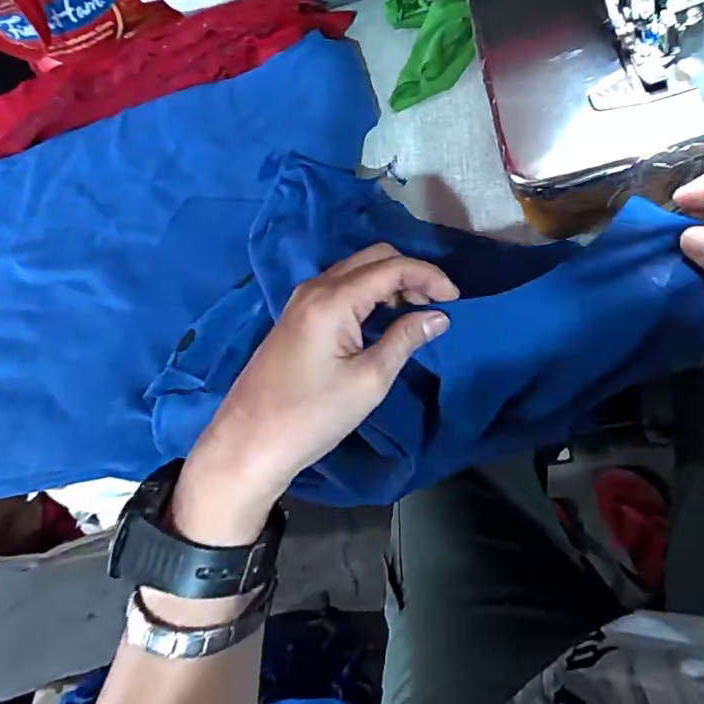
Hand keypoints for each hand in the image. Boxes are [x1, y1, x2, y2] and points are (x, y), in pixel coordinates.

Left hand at [171, 244, 457, 545]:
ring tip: (415, 314)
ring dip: (391, 282)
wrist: (247, 446)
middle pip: (376, 257)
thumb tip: (439, 316)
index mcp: (333, 299)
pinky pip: (343, 286)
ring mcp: (303, 299)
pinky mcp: (298, 315)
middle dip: (412, 274)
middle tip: (435, 306)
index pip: (393, 266)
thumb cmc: (311, 416)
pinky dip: (371, 293)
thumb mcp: (369, 380)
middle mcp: (316, 287)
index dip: (430, 276)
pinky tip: (384, 319)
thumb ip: (406, 339)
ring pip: (359, 269)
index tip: (456, 301)